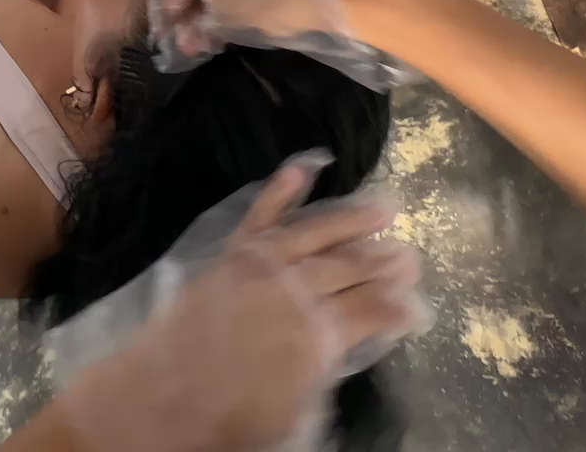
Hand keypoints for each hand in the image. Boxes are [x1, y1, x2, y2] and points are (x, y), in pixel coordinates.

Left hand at [57, 158, 427, 451]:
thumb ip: (326, 367)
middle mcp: (293, 290)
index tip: (418, 303)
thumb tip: (345, 339)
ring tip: (383, 206)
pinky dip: (280, 190)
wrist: (167, 392)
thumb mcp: (300, 409)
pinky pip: (259, 214)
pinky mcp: (231, 252)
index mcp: (317, 335)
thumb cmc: (234, 417)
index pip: (370, 313)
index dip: (397, 308)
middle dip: (383, 261)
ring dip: (350, 218)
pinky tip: (301, 168)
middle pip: (348, 269)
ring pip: (313, 232)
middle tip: (410, 253)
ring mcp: (260, 264)